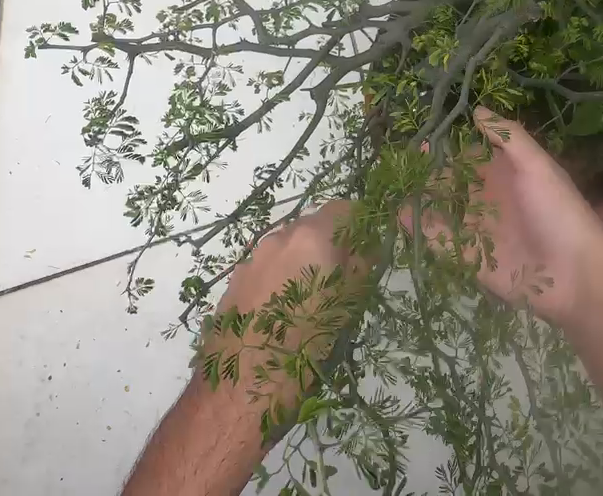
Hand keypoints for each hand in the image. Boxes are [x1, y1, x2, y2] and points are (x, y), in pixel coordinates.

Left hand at [198, 200, 354, 415]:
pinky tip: (282, 314)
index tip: (367, 250)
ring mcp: (252, 259)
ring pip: (289, 247)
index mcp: (312, 237)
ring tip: (310, 301)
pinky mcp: (233, 282)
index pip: (345, 208)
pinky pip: (267, 267)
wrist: (236, 394)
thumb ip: (362, 266)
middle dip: (331, 245)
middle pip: (314, 226)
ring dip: (304, 262)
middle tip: (342, 279)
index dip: (359, 225)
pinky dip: (280, 278)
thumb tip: (369, 245)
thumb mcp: (348, 306)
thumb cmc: (304, 348)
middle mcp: (279, 238)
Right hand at [408, 107, 602, 329]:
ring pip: (442, 212)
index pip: (471, 155)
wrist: (576, 273)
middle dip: (428, 174)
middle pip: (453, 183)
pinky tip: (399, 217)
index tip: (421, 135)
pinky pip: (441, 242)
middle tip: (398, 164)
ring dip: (420, 201)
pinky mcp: (471, 260)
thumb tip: (475, 110)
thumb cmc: (558, 210)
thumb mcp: (537, 165)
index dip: (448, 146)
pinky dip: (421, 231)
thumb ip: (508, 137)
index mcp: (507, 175)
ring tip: (392, 188)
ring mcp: (479, 230)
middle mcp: (490, 200)